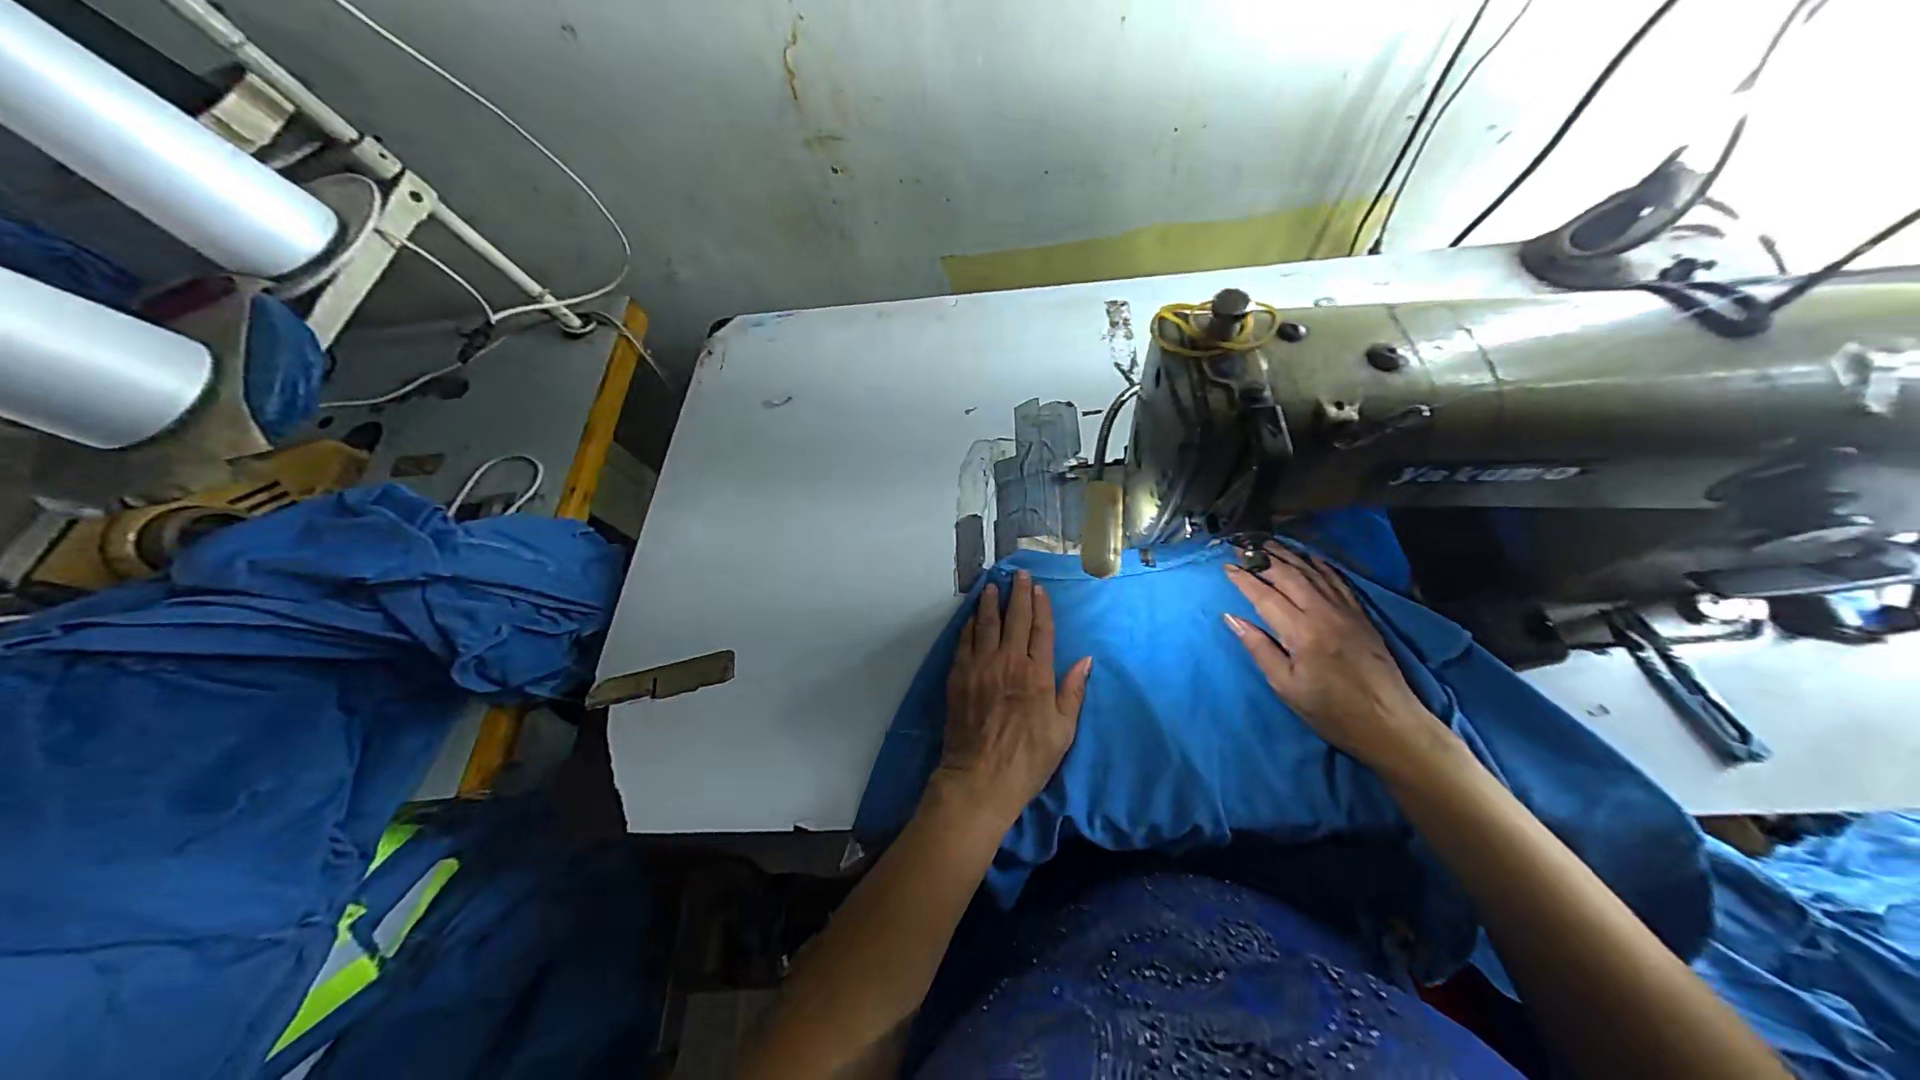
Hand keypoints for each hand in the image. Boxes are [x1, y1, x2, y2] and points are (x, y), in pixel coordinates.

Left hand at [934, 570, 1092, 824]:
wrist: (980, 778)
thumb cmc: (1028, 759)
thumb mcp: (1063, 730)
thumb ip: (1073, 691)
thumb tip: (1086, 660)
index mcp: (1037, 674)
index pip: (1041, 630)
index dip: (1040, 606)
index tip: (1039, 588)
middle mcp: (1009, 662)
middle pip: (1014, 619)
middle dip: (1018, 594)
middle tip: (1019, 574)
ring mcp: (980, 667)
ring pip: (987, 624)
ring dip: (991, 602)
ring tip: (994, 585)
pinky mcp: (959, 677)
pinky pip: (964, 642)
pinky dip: (970, 625)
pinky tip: (973, 615)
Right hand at [1224, 541, 1454, 779]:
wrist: (1389, 723)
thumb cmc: (1331, 711)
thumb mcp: (1286, 686)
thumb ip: (1259, 648)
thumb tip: (1233, 618)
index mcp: (1302, 633)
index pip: (1265, 596)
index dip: (1244, 579)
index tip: (1227, 567)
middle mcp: (1324, 614)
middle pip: (1289, 576)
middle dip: (1263, 559)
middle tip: (1242, 549)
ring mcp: (1346, 611)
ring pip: (1313, 573)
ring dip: (1289, 556)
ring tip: (1268, 545)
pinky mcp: (1361, 615)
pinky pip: (1338, 581)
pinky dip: (1320, 566)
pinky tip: (1309, 558)